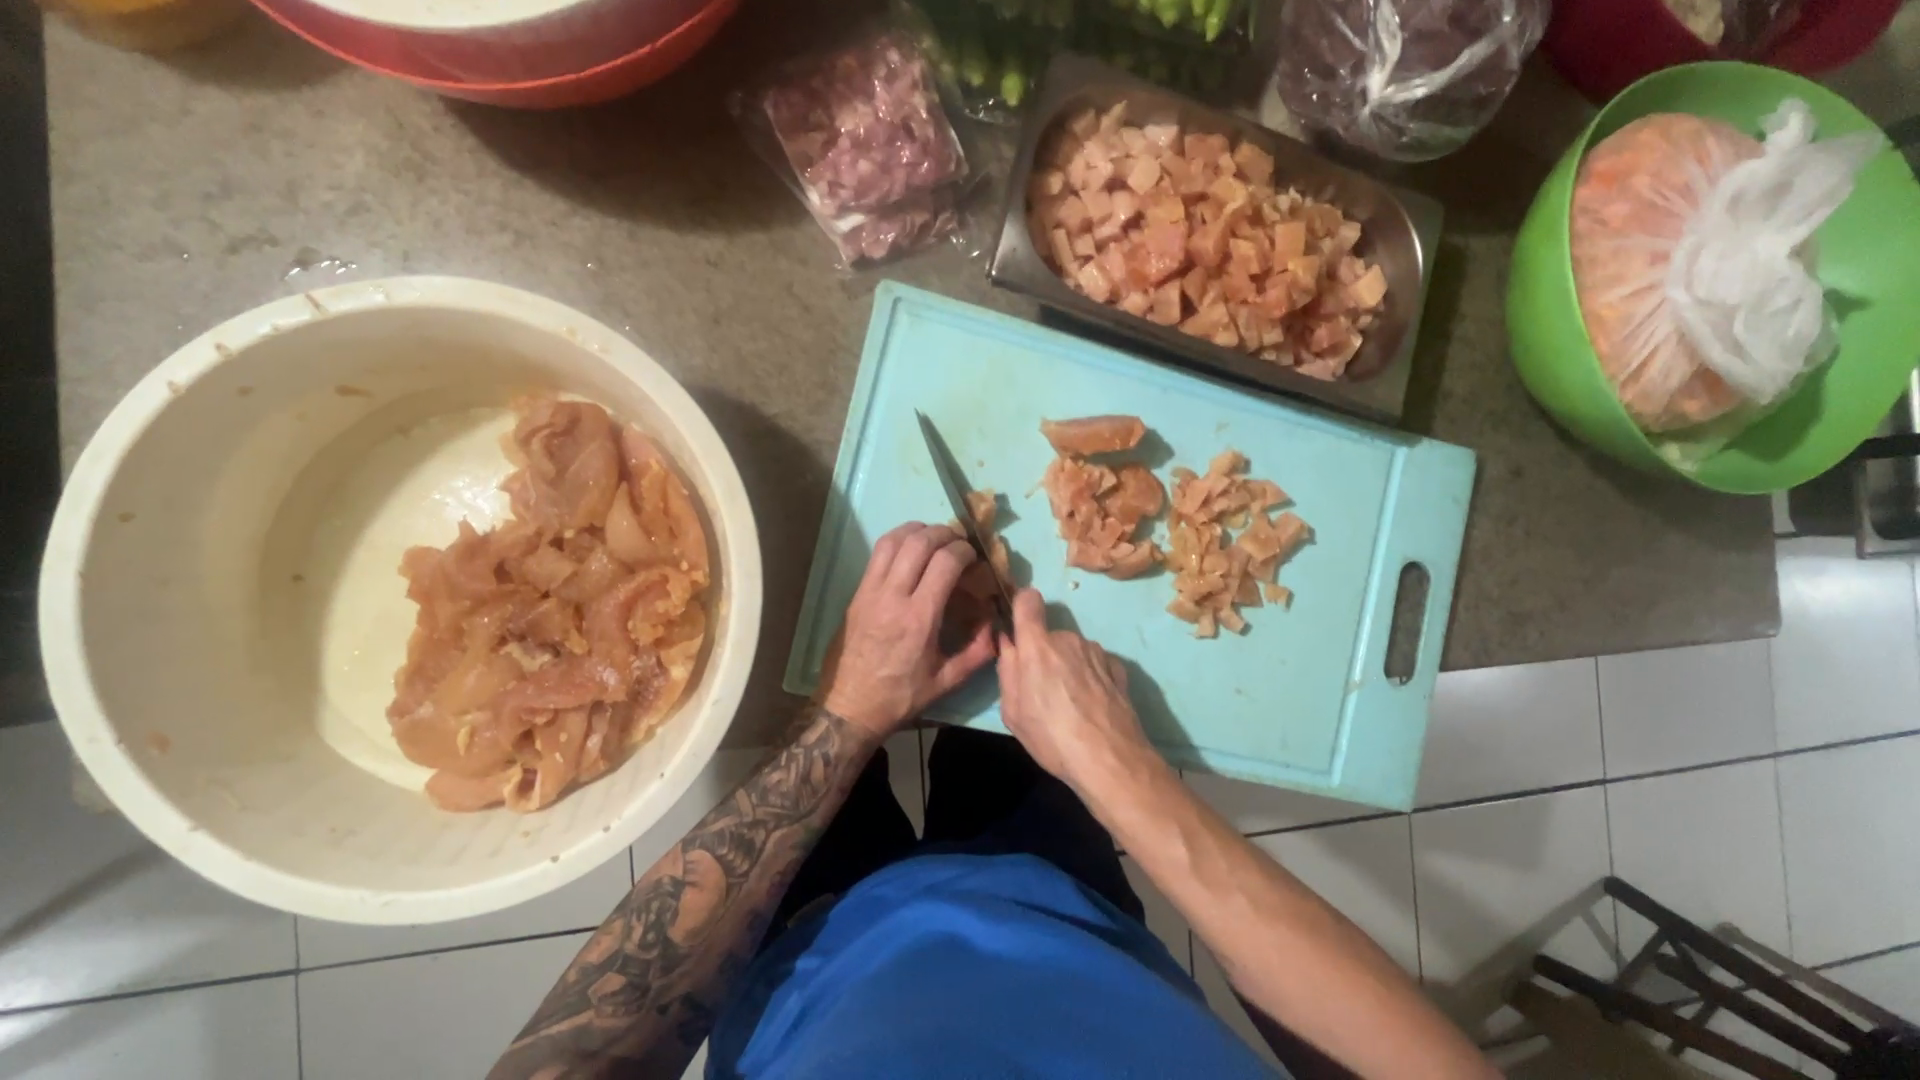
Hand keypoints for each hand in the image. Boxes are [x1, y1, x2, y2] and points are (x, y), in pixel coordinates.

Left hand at [819, 523, 997, 739]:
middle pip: (919, 543)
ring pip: (893, 541)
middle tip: (959, 540)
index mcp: (919, 619)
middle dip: (944, 533)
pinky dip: (897, 541)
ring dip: (918, 530)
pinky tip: (910, 549)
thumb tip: (997, 623)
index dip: (964, 550)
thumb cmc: (901, 697)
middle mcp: (893, 597)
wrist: (850, 707)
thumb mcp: (948, 681)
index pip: (945, 563)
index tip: (974, 556)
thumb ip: (978, 651)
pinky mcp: (856, 593)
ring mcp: (870, 592)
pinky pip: (876, 554)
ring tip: (935, 537)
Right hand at [995, 588, 1157, 793]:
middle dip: (1044, 655)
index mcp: (1037, 645)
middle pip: (1050, 636)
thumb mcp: (1013, 711)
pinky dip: (1091, 678)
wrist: (1109, 760)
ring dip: (1069, 667)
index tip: (1020, 624)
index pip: (1027, 601)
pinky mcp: (1118, 667)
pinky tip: (1092, 706)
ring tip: (1071, 705)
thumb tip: (1008, 643)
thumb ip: (1008, 670)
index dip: (1022, 606)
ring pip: (1073, 651)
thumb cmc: (1051, 736)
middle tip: (1043, 692)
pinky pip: (1095, 664)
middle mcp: (1068, 639)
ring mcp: (1097, 652)